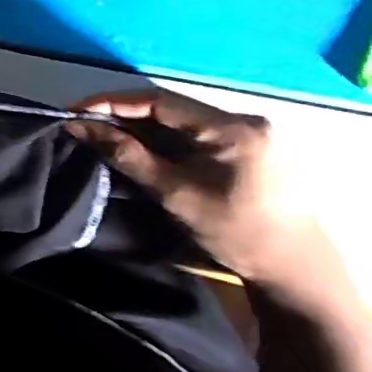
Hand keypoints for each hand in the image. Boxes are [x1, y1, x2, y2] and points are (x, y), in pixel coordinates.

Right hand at [67, 89, 313, 285]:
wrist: (296, 272)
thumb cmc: (236, 232)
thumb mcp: (174, 193)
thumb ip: (128, 155)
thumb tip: (81, 127)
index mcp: (230, 126)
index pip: (159, 99)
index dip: (113, 101)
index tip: (76, 110)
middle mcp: (242, 119)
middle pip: (169, 108)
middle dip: (123, 114)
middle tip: (83, 124)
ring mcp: (247, 133)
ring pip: (180, 122)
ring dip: (141, 128)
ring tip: (103, 136)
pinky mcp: (247, 149)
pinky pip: (193, 135)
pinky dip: (162, 141)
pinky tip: (139, 150)